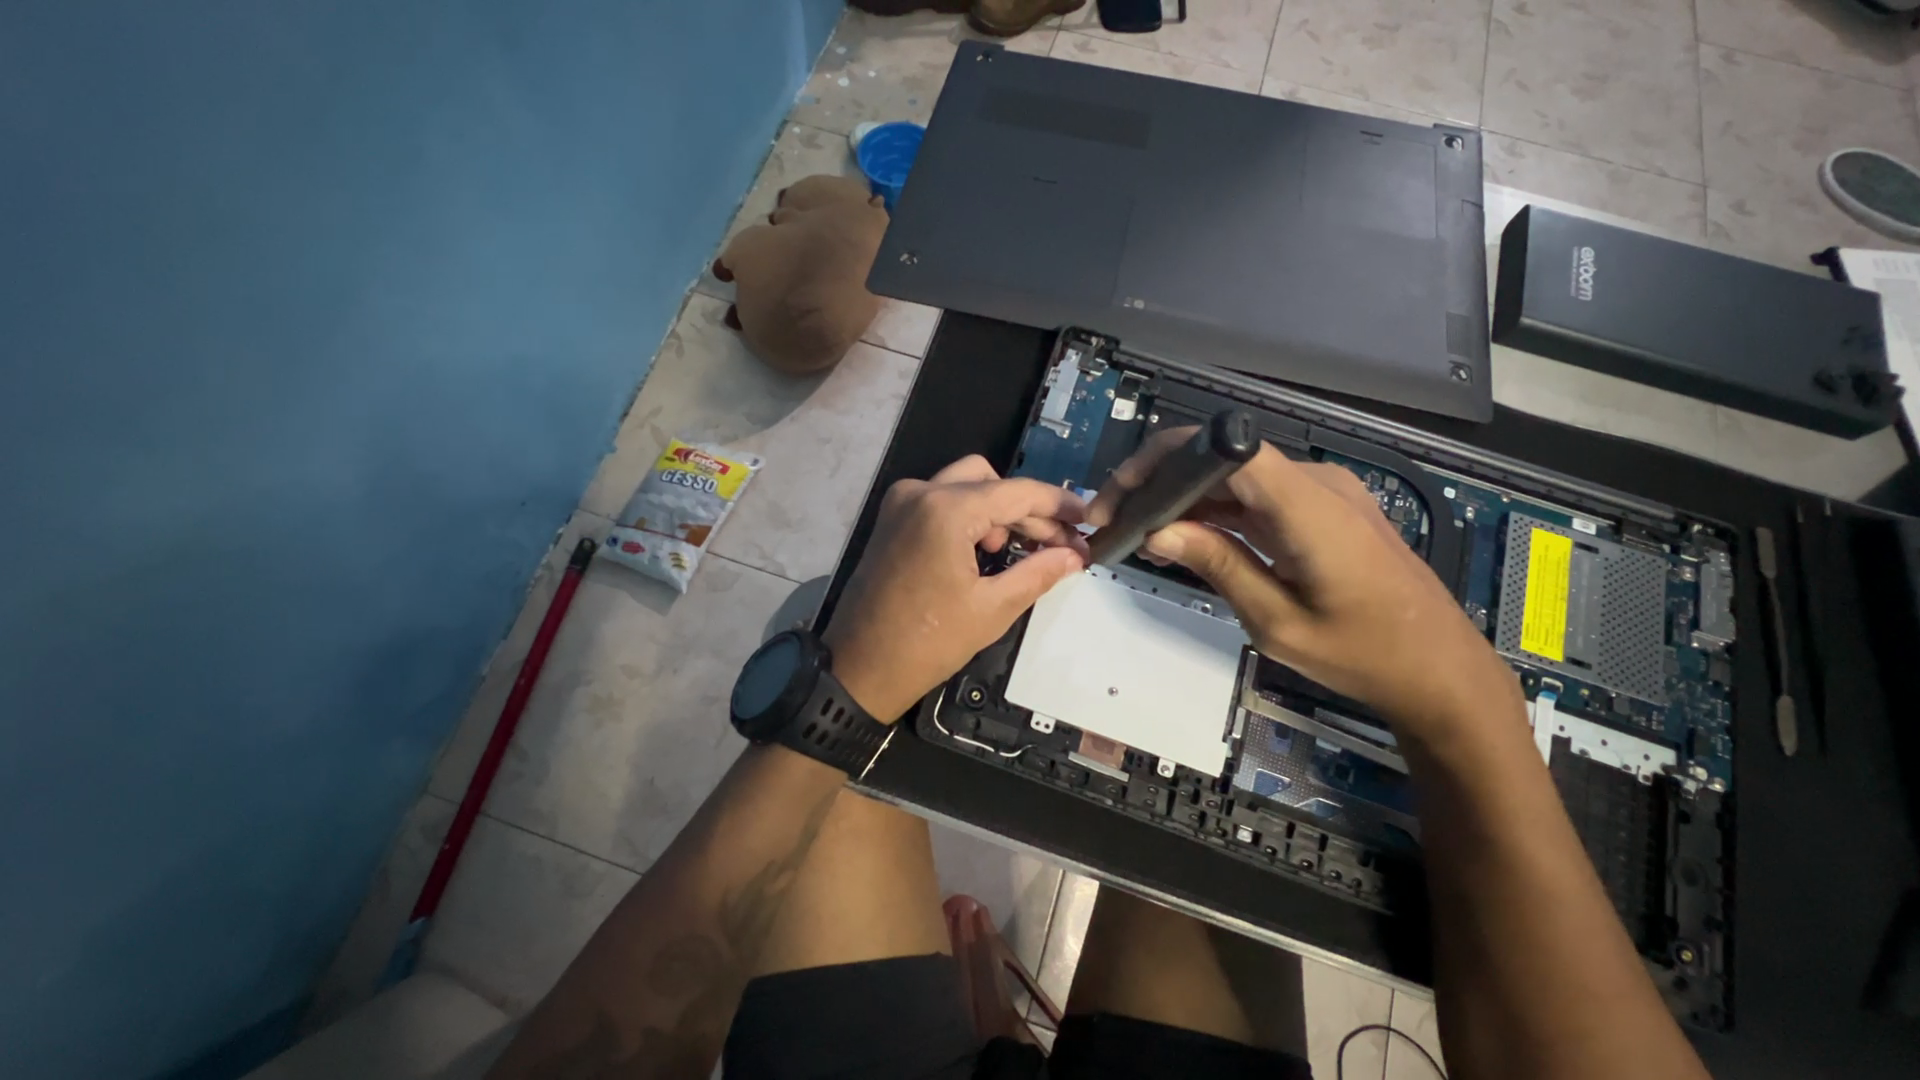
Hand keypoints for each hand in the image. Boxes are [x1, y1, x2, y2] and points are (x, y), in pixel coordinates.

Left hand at [825, 456, 1088, 722]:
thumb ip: (1037, 573)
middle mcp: (921, 492)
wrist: (859, 669)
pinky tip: (990, 551)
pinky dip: (971, 517)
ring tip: (1027, 550)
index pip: (1016, 493)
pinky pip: (942, 502)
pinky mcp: (893, 520)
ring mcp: (902, 503)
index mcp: (946, 510)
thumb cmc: (927, 643)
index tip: (1087, 517)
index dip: (1057, 504)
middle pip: (991, 481)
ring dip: (1000, 511)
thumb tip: (1074, 556)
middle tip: (1062, 543)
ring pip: (966, 486)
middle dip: (1029, 510)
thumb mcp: (992, 609)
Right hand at [1088, 429, 1516, 733]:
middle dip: (1161, 482)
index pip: (1224, 448)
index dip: (1163, 459)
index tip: (1121, 497)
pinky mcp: (1327, 509)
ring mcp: (1325, 493)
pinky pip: (1260, 496)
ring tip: (1136, 534)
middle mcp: (1317, 483)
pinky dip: (1218, 512)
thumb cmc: (1364, 654)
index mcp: (1307, 506)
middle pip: (1223, 458)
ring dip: (1185, 500)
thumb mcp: (1277, 622)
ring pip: (1237, 477)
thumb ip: (1218, 566)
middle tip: (1114, 522)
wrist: (1442, 670)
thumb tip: (1157, 532)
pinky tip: (1184, 538)